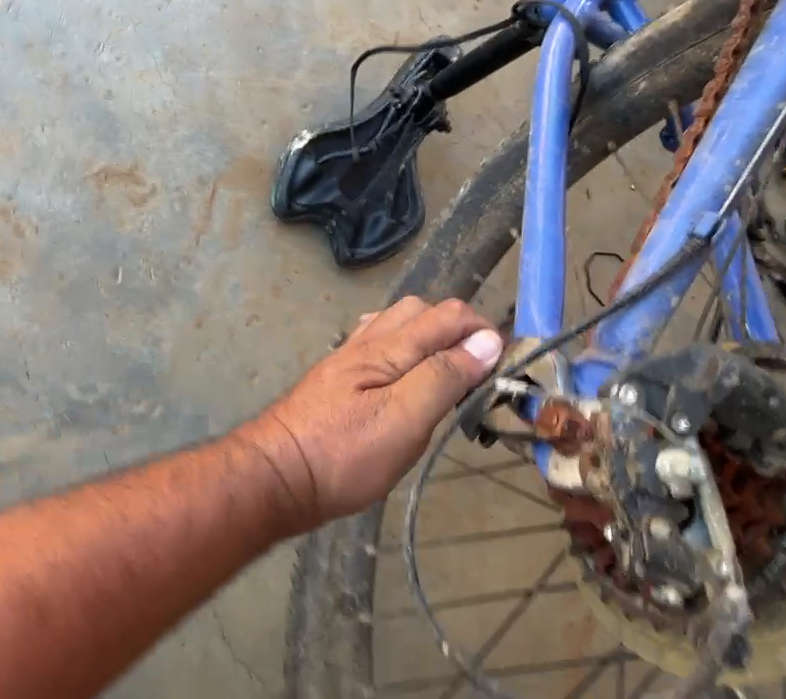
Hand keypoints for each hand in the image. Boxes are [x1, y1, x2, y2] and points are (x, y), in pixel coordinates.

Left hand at [235, 297, 503, 530]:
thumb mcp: (403, 419)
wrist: (277, 475)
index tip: (508, 368)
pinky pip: (377, 345)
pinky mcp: (337, 380)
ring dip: (430, 337)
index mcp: (385, 348)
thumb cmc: (343, 454)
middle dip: (458, 329)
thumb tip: (487, 341)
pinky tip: (408, 378)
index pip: (446, 315)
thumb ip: (443, 377)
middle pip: (419, 311)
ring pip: (396, 325)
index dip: (484, 332)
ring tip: (453, 376)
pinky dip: (404, 350)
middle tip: (483, 373)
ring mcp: (347, 359)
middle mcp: (365, 342)